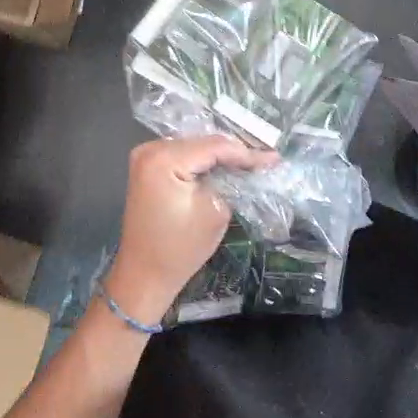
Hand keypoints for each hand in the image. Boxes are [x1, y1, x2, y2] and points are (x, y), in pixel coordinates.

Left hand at [107, 136, 275, 323]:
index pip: (214, 146)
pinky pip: (181, 156)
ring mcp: (145, 157)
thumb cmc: (179, 248)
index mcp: (163, 158)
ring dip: (220, 156)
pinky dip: (203, 162)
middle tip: (266, 159)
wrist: (143, 275)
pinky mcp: (147, 169)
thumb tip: (247, 166)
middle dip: (235, 152)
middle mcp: (150, 149)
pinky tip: (226, 166)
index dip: (246, 153)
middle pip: (202, 142)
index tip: (273, 159)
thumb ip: (231, 181)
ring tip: (252, 162)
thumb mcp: (215, 211)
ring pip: (193, 147)